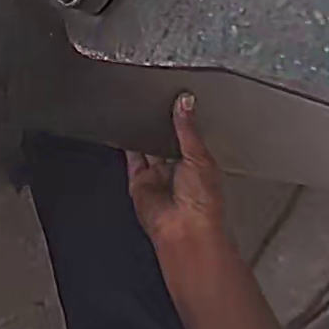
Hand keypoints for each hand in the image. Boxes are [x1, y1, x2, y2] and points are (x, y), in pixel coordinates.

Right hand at [126, 94, 228, 250]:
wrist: (185, 230)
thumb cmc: (204, 205)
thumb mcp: (200, 157)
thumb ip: (187, 128)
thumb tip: (186, 102)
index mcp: (200, 164)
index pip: (189, 135)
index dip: (182, 118)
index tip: (178, 98)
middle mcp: (178, 171)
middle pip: (165, 140)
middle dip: (160, 126)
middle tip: (156, 103)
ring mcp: (158, 177)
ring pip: (147, 148)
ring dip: (143, 134)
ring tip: (139, 113)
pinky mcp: (139, 182)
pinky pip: (131, 159)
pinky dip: (126, 146)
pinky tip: (125, 131)